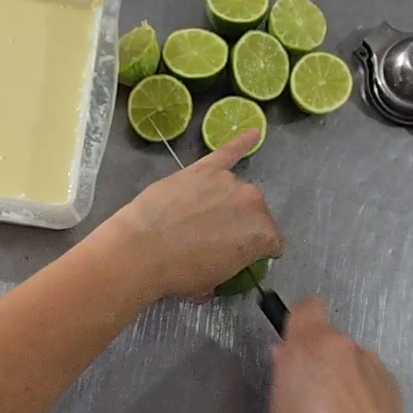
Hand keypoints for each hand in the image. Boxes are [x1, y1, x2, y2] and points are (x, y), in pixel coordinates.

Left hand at [101, 129, 281, 300]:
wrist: (142, 251)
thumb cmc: (180, 273)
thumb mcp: (215, 279)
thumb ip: (231, 261)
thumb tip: (223, 259)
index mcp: (262, 234)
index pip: (270, 243)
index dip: (255, 252)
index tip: (239, 258)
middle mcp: (252, 202)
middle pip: (255, 214)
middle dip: (241, 226)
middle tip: (214, 241)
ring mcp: (227, 181)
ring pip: (236, 192)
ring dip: (226, 203)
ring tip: (200, 219)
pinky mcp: (202, 169)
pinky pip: (228, 152)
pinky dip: (241, 143)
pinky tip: (253, 133)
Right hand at [270, 298, 412, 412]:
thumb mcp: (281, 408)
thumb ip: (283, 373)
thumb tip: (287, 354)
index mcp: (311, 345)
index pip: (307, 307)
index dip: (300, 321)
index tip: (294, 346)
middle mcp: (343, 345)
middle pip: (327, 339)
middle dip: (318, 358)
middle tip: (311, 393)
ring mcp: (372, 361)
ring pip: (348, 359)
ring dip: (341, 376)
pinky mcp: (391, 381)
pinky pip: (366, 377)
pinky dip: (360, 391)